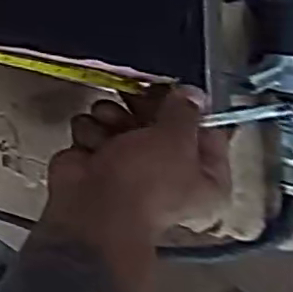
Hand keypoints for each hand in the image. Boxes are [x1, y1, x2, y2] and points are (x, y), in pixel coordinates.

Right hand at [43, 85, 230, 241]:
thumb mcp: (175, 141)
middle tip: (131, 93)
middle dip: (141, 107)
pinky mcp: (93, 155)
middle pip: (156, 120)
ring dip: (110, 116)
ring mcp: (127, 160)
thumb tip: (194, 92)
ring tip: (106, 123)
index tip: (171, 85)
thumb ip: (184, 112)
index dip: (187, 106)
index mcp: (204, 173)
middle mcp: (168, 167)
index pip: (203, 129)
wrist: (94, 206)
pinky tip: (89, 143)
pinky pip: (92, 128)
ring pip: (119, 118)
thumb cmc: (145, 178)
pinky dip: (89, 132)